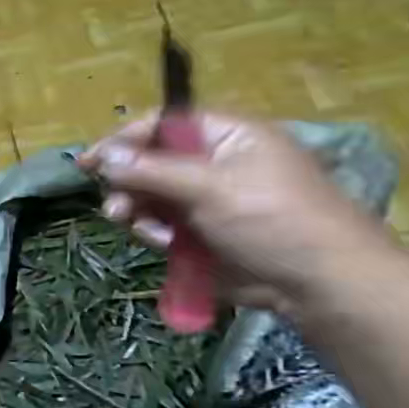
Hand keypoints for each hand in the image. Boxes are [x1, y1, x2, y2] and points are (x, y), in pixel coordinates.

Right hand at [78, 112, 400, 312]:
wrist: (318, 282)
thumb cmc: (271, 218)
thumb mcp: (211, 186)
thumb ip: (154, 171)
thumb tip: (105, 156)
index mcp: (226, 135)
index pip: (165, 125)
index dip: (125, 139)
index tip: (89, 161)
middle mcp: (216, 164)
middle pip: (155, 164)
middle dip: (131, 184)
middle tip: (115, 207)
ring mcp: (211, 203)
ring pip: (157, 201)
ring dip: (141, 213)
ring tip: (136, 226)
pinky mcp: (208, 238)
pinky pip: (169, 230)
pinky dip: (159, 236)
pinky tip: (163, 246)